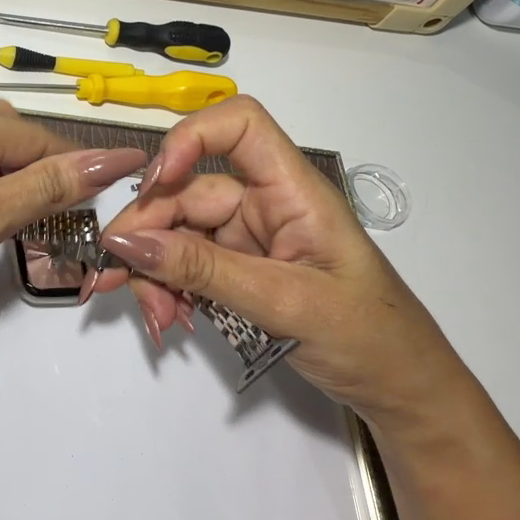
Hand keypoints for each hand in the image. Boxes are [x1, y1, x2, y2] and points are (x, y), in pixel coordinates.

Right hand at [90, 96, 473, 426]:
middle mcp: (264, 204)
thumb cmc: (370, 338)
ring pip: (174, 233)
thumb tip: (124, 241)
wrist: (403, 393)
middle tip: (116, 280)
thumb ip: (203, 270)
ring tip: (156, 317)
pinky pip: (183, 266)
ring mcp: (247, 238)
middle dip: (147, 235)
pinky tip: (168, 318)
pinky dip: (166, 289)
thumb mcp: (285, 304)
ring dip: (151, 272)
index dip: (190, 139)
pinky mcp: (236, 270)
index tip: (155, 184)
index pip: (240, 125)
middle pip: (186, 192)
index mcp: (293, 192)